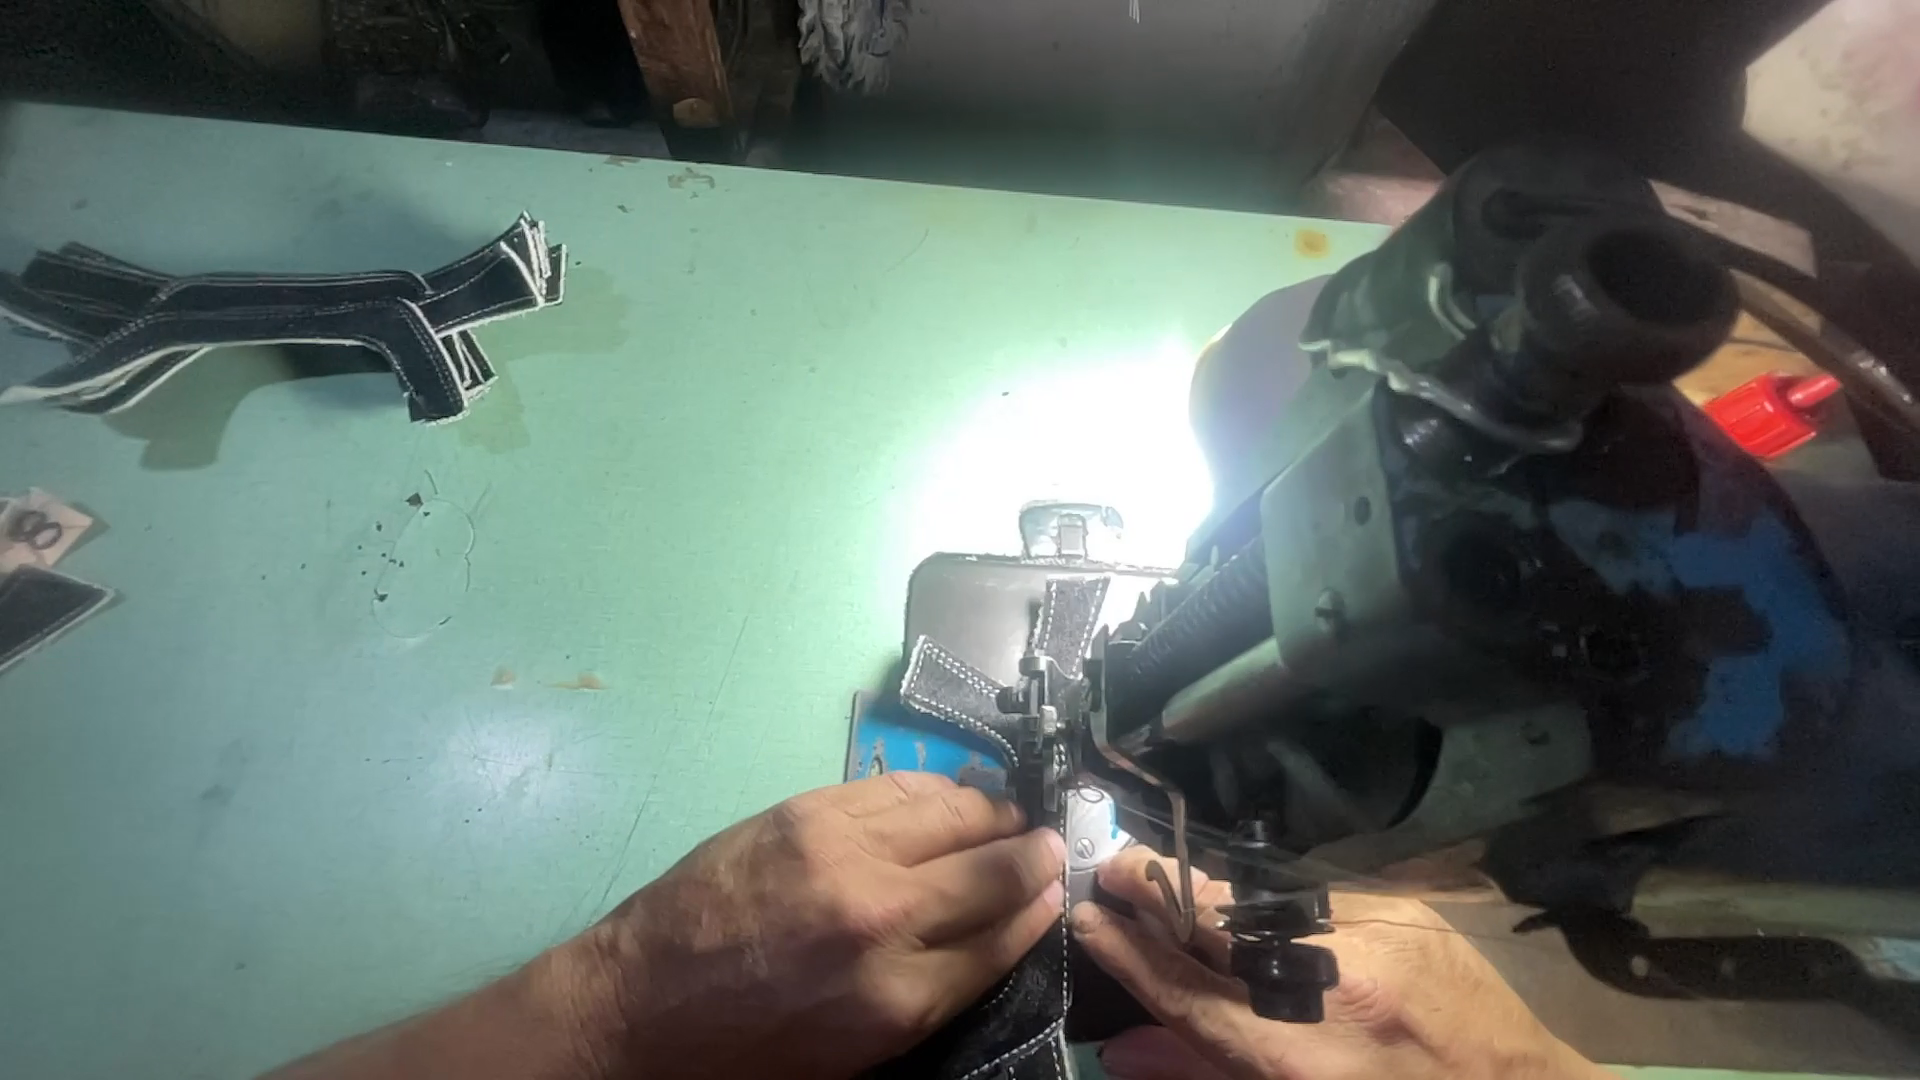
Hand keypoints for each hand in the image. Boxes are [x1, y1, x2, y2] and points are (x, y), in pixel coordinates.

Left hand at [579, 772, 1066, 1079]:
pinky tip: (951, 794)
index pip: (999, 939)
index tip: (1055, 887)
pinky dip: (937, 789)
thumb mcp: (854, 1050)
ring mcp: (846, 851)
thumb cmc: (751, 1044)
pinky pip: (900, 786)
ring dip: (992, 810)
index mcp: (896, 1001)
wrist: (641, 1001)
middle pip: (989, 870)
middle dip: (1032, 854)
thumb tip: (992, 931)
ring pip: (952, 813)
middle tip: (1047, 843)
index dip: (1036, 908)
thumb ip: (931, 990)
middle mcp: (883, 917)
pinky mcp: (811, 809)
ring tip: (1007, 813)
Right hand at [1071, 848, 1608, 1079]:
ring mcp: (1366, 935)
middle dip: (1147, 885)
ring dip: (1192, 884)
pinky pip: (1299, 888)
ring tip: (1153, 877)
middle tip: (1108, 869)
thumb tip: (1122, 1051)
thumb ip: (1206, 1071)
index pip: (1184, 992)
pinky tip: (1236, 897)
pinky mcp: (1395, 905)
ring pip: (1246, 892)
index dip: (1126, 953)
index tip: (1086, 916)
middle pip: (1207, 919)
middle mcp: (1329, 987)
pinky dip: (1255, 894)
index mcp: (1301, 1061)